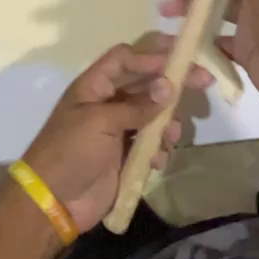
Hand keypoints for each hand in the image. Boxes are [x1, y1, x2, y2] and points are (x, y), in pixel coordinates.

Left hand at [18, 33, 213, 232]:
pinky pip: (150, 144)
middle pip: (145, 84)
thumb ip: (137, 105)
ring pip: (152, 115)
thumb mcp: (101, 121)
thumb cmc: (71, 151)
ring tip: (173, 135)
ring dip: (167, 121)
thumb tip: (169, 86)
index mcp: (94, 86)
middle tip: (205, 81)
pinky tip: (159, 158)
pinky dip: (158, 148)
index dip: (150, 55)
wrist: (52, 202)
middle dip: (172, 83)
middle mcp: (107, 103)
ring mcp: (117, 130)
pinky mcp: (124, 156)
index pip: (124, 58)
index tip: (179, 58)